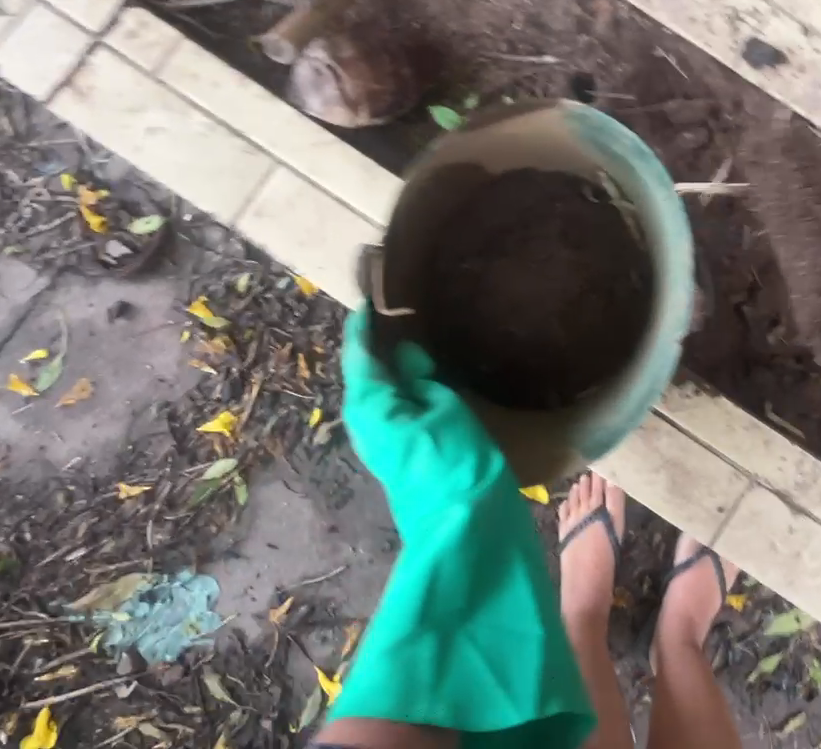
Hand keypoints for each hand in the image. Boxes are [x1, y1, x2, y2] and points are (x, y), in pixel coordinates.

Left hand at [341, 307, 512, 535]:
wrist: (462, 527)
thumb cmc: (454, 460)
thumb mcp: (446, 407)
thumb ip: (423, 378)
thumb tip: (407, 356)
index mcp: (368, 403)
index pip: (359, 352)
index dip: (364, 323)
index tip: (371, 294)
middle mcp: (362, 419)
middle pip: (364, 371)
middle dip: (376, 341)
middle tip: (395, 308)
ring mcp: (376, 438)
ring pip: (378, 389)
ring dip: (390, 364)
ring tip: (411, 333)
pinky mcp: (393, 450)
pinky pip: (390, 405)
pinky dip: (400, 384)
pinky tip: (420, 371)